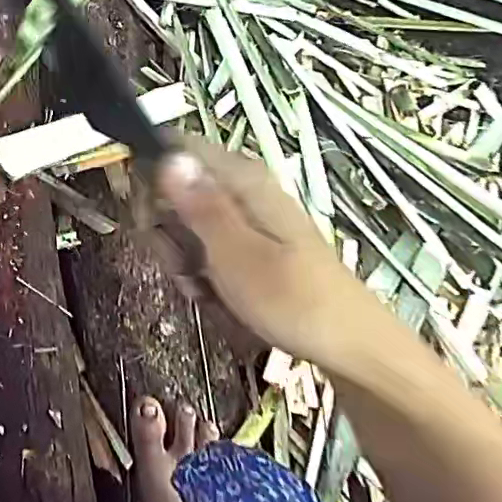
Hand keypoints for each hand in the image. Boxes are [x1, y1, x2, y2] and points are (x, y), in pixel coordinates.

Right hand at [154, 140, 392, 370]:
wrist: (353, 352)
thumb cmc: (294, 301)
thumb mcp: (236, 254)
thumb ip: (197, 204)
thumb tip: (167, 156)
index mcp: (241, 179)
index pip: (173, 149)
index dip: (149, 178)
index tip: (147, 219)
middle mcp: (241, 188)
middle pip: (173, 188)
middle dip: (164, 229)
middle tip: (182, 265)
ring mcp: (245, 217)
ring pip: (184, 222)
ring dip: (180, 257)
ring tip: (203, 287)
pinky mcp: (249, 244)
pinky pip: (203, 246)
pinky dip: (199, 271)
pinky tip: (213, 294)